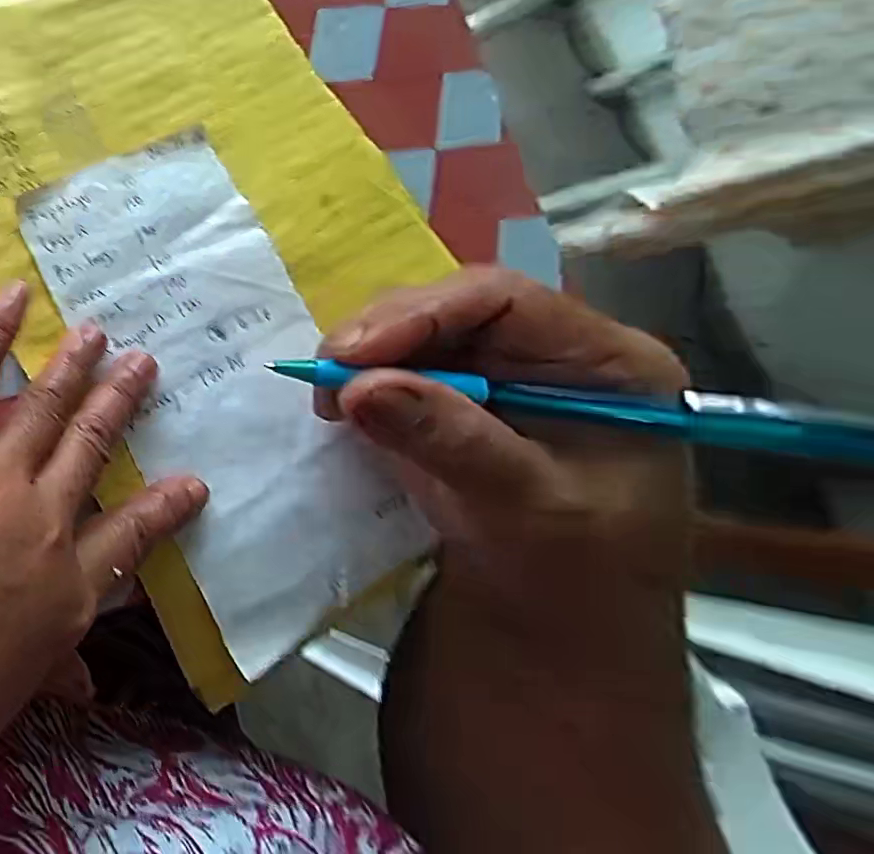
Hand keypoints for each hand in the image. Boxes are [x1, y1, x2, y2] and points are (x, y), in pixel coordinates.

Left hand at [0, 281, 205, 763]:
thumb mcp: (2, 697)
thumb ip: (43, 671)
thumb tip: (81, 685)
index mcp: (64, 594)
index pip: (129, 541)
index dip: (162, 509)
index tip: (193, 481)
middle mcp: (41, 524)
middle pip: (90, 451)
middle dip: (119, 406)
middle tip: (144, 365)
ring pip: (42, 410)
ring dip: (72, 368)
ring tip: (96, 334)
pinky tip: (13, 300)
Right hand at [318, 266, 691, 649]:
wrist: (556, 625)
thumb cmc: (574, 575)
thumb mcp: (527, 507)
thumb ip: (450, 440)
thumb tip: (356, 386)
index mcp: (600, 363)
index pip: (500, 300)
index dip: (419, 313)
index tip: (351, 355)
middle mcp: (543, 353)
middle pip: (444, 307)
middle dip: (376, 335)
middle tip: (325, 377)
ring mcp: (492, 373)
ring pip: (408, 331)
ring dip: (358, 358)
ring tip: (330, 400)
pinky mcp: (448, 397)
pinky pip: (390, 365)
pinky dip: (356, 379)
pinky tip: (341, 406)